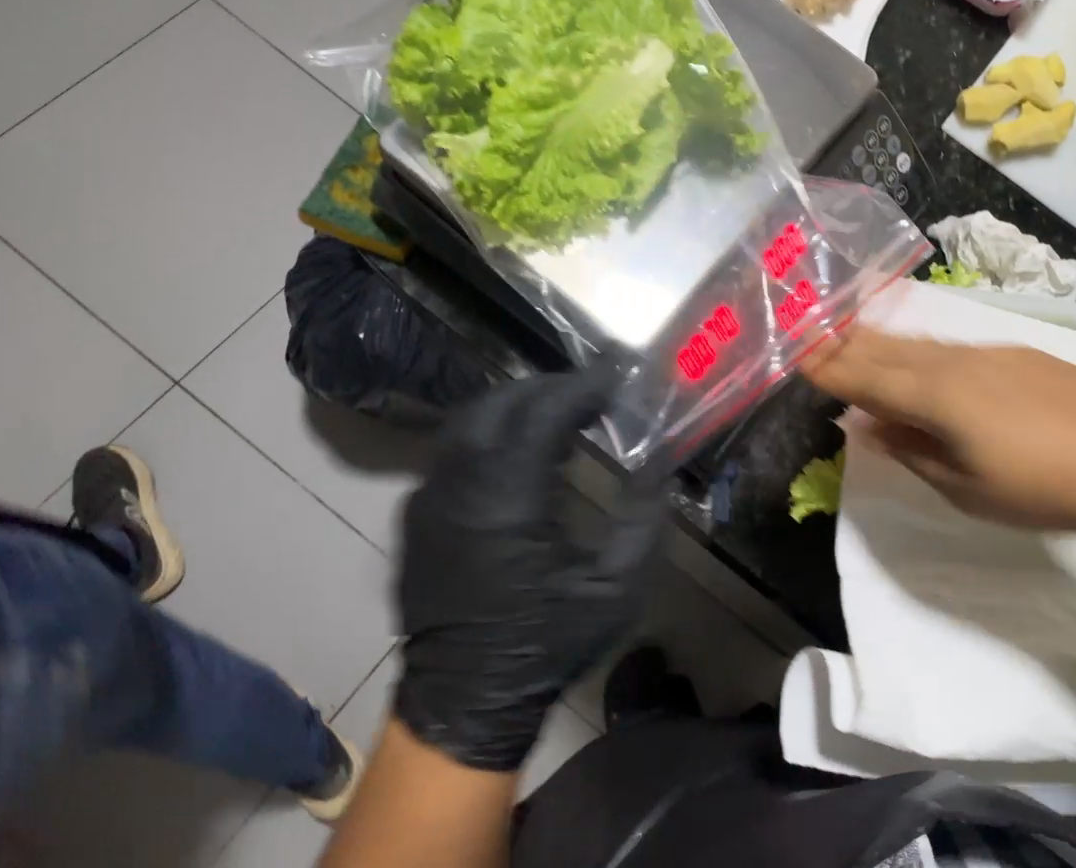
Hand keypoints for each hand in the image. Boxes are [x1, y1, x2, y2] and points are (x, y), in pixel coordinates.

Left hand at [393, 370, 664, 770]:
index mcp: (507, 498)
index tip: (619, 375)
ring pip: (470, 420)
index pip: (545, 411)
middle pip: (501, 402)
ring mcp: (428, 496)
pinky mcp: (416, 514)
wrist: (464, 700)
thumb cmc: (546, 645)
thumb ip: (644, 518)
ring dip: (517, 406)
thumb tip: (660, 463)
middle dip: (550, 386)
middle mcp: (459, 483)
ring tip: (560, 413)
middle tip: (593, 391)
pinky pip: (453, 451)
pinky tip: (519, 453)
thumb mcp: (615, 589)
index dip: (585, 385)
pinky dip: (490, 434)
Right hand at [803, 326, 1075, 540]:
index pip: (865, 377)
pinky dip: (924, 348)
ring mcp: (993, 351)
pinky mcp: (1024, 353)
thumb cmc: (1044, 488)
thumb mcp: (965, 488)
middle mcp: (956, 361)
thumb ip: (912, 452)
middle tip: (813, 336)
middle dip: (847, 344)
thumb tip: (873, 427)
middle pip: (888, 349)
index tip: (796, 355)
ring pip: (922, 342)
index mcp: (934, 395)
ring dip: (884, 342)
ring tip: (857, 338)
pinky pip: (955, 345)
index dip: (828, 367)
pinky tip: (927, 357)